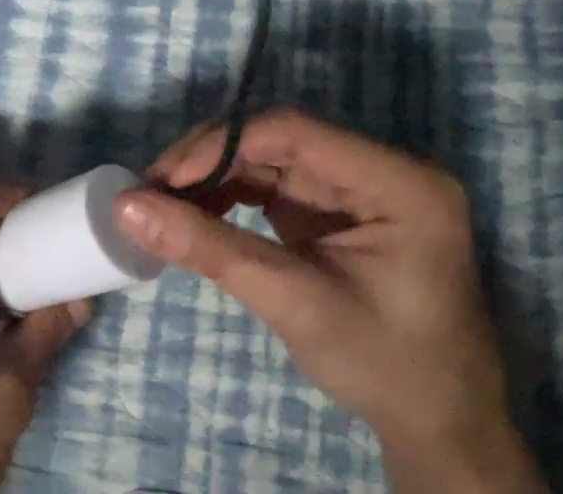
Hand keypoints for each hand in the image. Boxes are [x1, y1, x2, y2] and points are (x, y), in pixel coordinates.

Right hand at [114, 109, 545, 493]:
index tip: (162, 179)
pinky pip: (271, 185)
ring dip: (212, 178)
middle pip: (275, 140)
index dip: (219, 146)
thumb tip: (124, 206)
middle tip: (151, 191)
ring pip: (266, 159)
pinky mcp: (335, 210)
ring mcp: (357, 189)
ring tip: (164, 204)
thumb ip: (210, 248)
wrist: (438, 429)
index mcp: (397, 183)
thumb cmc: (385, 366)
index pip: (291, 133)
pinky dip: (228, 197)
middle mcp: (380, 171)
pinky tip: (195, 215)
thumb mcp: (294, 303)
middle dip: (208, 161)